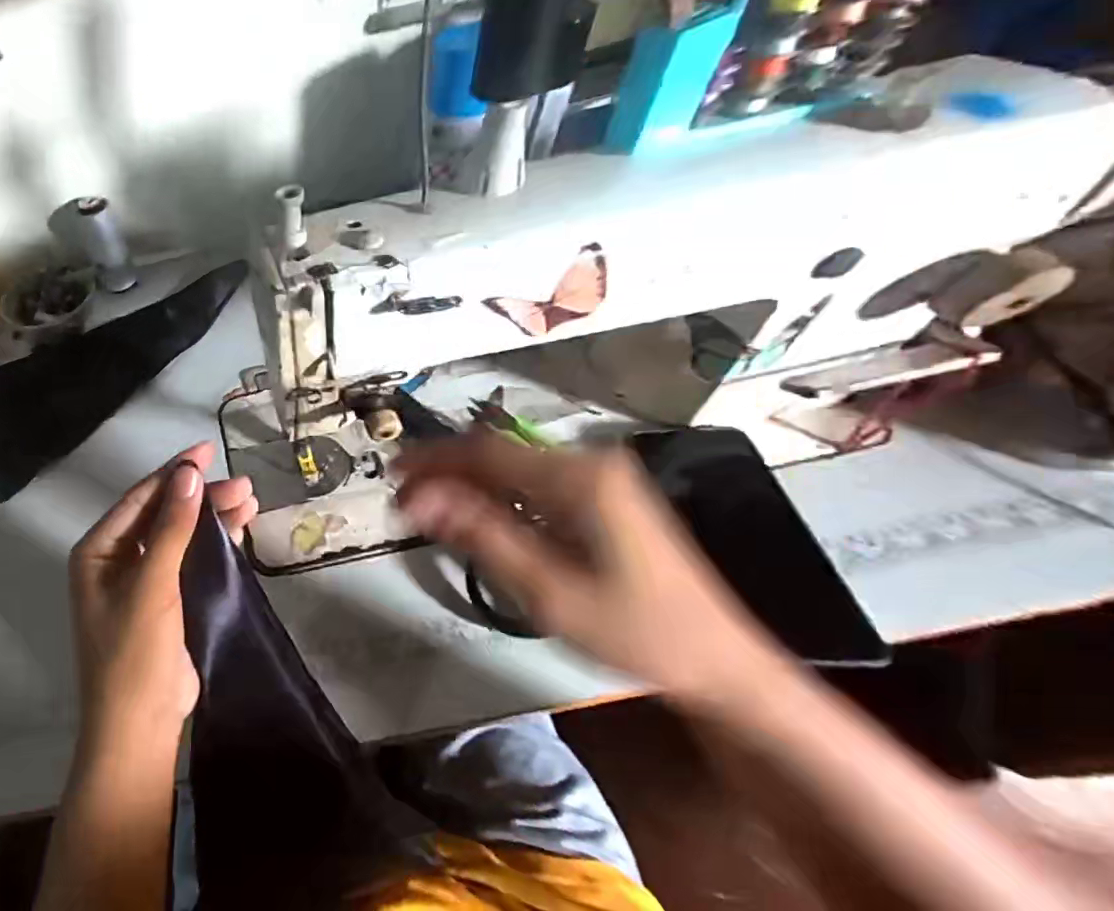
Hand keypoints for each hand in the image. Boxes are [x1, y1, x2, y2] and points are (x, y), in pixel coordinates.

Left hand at [69, 442, 256, 740]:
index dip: (175, 471)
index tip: (208, 449)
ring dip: (212, 517)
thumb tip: (189, 475)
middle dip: (201, 496)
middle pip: (163, 513)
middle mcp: (117, 560)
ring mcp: (143, 580)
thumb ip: (170, 529)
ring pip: (181, 534)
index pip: (141, 498)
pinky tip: (239, 528)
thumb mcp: (151, 586)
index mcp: (98, 551)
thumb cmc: (134, 654)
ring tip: (250, 501)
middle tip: (244, 485)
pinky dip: (213, 542)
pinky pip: (190, 558)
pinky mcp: (167, 599)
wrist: (140, 726)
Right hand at [395, 432, 785, 706]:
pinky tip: (479, 515)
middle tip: (404, 497)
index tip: (393, 475)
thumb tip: (422, 499)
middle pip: (501, 452)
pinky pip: (537, 483)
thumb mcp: (550, 592)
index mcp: (580, 477)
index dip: (434, 460)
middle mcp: (590, 463)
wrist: (720, 662)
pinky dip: (500, 495)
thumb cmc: (637, 631)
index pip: (487, 451)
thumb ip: (484, 538)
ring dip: (470, 482)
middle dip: (448, 470)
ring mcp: (601, 477)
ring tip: (430, 507)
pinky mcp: (605, 497)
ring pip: (517, 467)